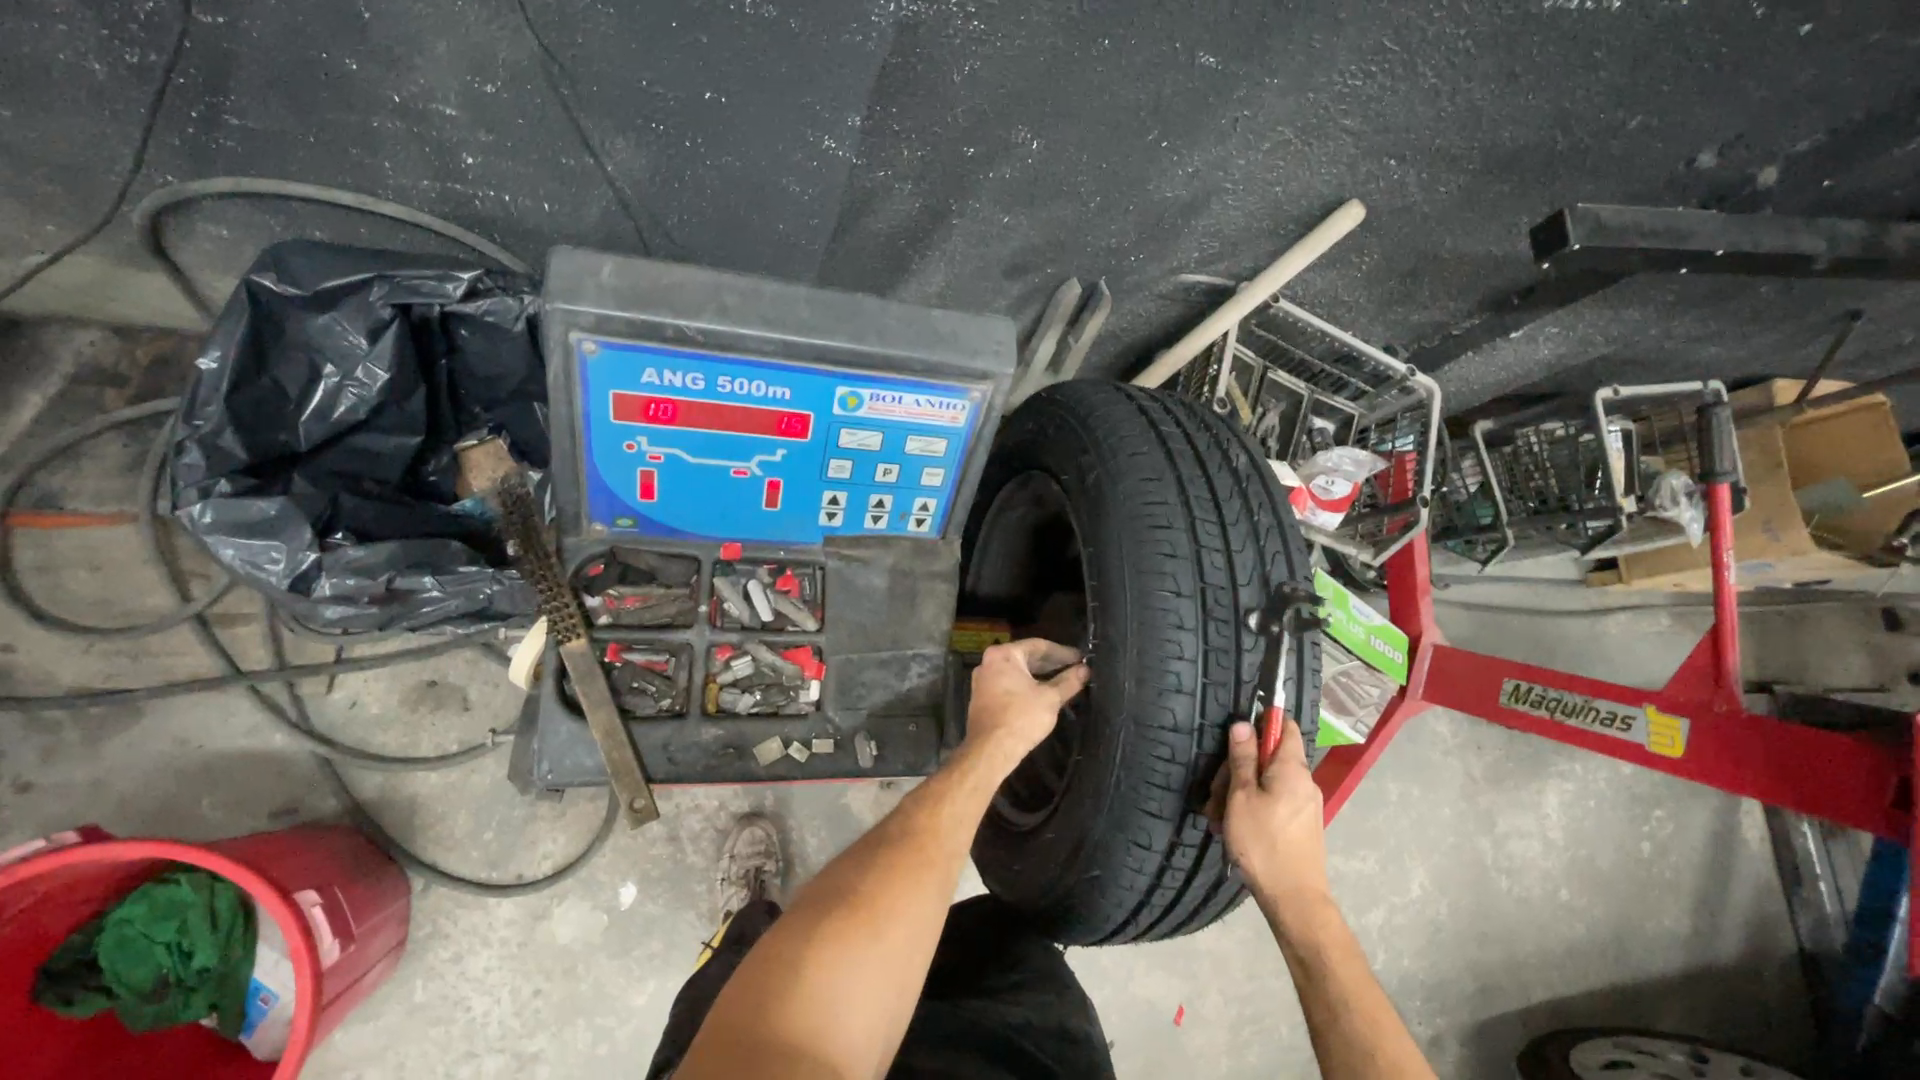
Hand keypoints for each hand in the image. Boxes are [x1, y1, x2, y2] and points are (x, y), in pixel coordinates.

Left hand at [964, 639, 1088, 768]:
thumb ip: (1069, 681)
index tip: (1081, 658)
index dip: (1063, 652)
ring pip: (1018, 672)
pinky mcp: (983, 698)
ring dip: (1041, 676)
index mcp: (1003, 655)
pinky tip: (1044, 694)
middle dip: (1052, 663)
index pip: (1038, 645)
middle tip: (1075, 668)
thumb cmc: (1021, 718)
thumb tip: (1085, 670)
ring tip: (1064, 680)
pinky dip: (1027, 686)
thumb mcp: (1050, 698)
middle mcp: (989, 663)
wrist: (990, 750)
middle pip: (1026, 657)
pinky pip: (1010, 684)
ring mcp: (983, 681)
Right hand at [1205, 717, 1330, 926]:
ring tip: (1219, 819)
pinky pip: (1273, 804)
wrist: (1293, 898)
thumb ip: (1242, 758)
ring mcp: (1304, 805)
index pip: (1286, 726)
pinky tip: (1232, 829)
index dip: (1263, 722)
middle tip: (1215, 794)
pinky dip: (1252, 809)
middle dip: (1238, 769)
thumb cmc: (1262, 842)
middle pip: (1269, 758)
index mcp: (1291, 768)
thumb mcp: (1241, 796)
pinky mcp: (1300, 825)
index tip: (1236, 735)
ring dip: (1239, 793)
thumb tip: (1243, 724)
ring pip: (1266, 784)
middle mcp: (1303, 781)